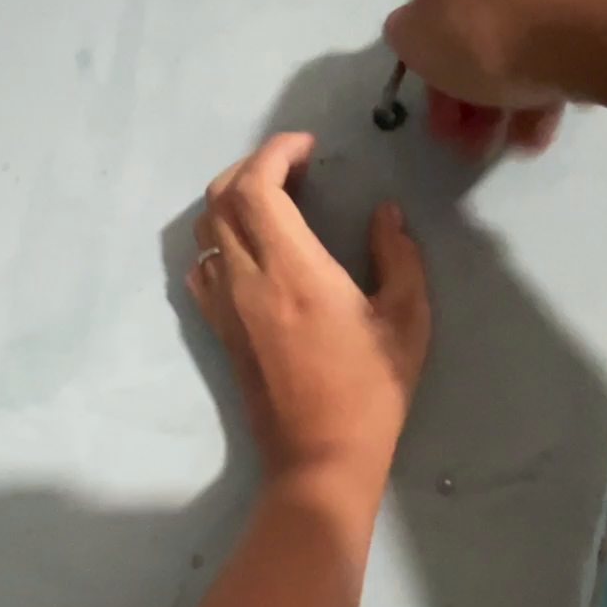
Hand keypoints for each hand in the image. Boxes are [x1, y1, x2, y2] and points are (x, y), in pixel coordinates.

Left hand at [188, 133, 429, 493]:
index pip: (256, 188)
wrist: (318, 457)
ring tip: (272, 201)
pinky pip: (200, 269)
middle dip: (252, 167)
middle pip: (220, 199)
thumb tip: (384, 213)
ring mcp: (224, 307)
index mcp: (293, 271)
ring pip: (205, 232)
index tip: (308, 149)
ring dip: (231, 201)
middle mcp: (246, 281)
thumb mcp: (406, 320)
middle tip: (293, 170)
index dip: (275, 153)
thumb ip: (398, 255)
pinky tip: (248, 250)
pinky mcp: (218, 330)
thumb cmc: (370, 391)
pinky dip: (216, 242)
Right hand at [383, 0, 606, 157]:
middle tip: (482, 143)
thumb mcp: (419, 43)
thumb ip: (408, 35)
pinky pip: (585, 23)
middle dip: (478, 92)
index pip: (436, 5)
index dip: (434, 71)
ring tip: (528, 141)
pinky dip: (567, 69)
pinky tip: (567, 112)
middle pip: (488, 21)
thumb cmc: (498, 29)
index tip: (446, 118)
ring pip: (537, 27)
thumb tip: (416, 27)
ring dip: (521, 94)